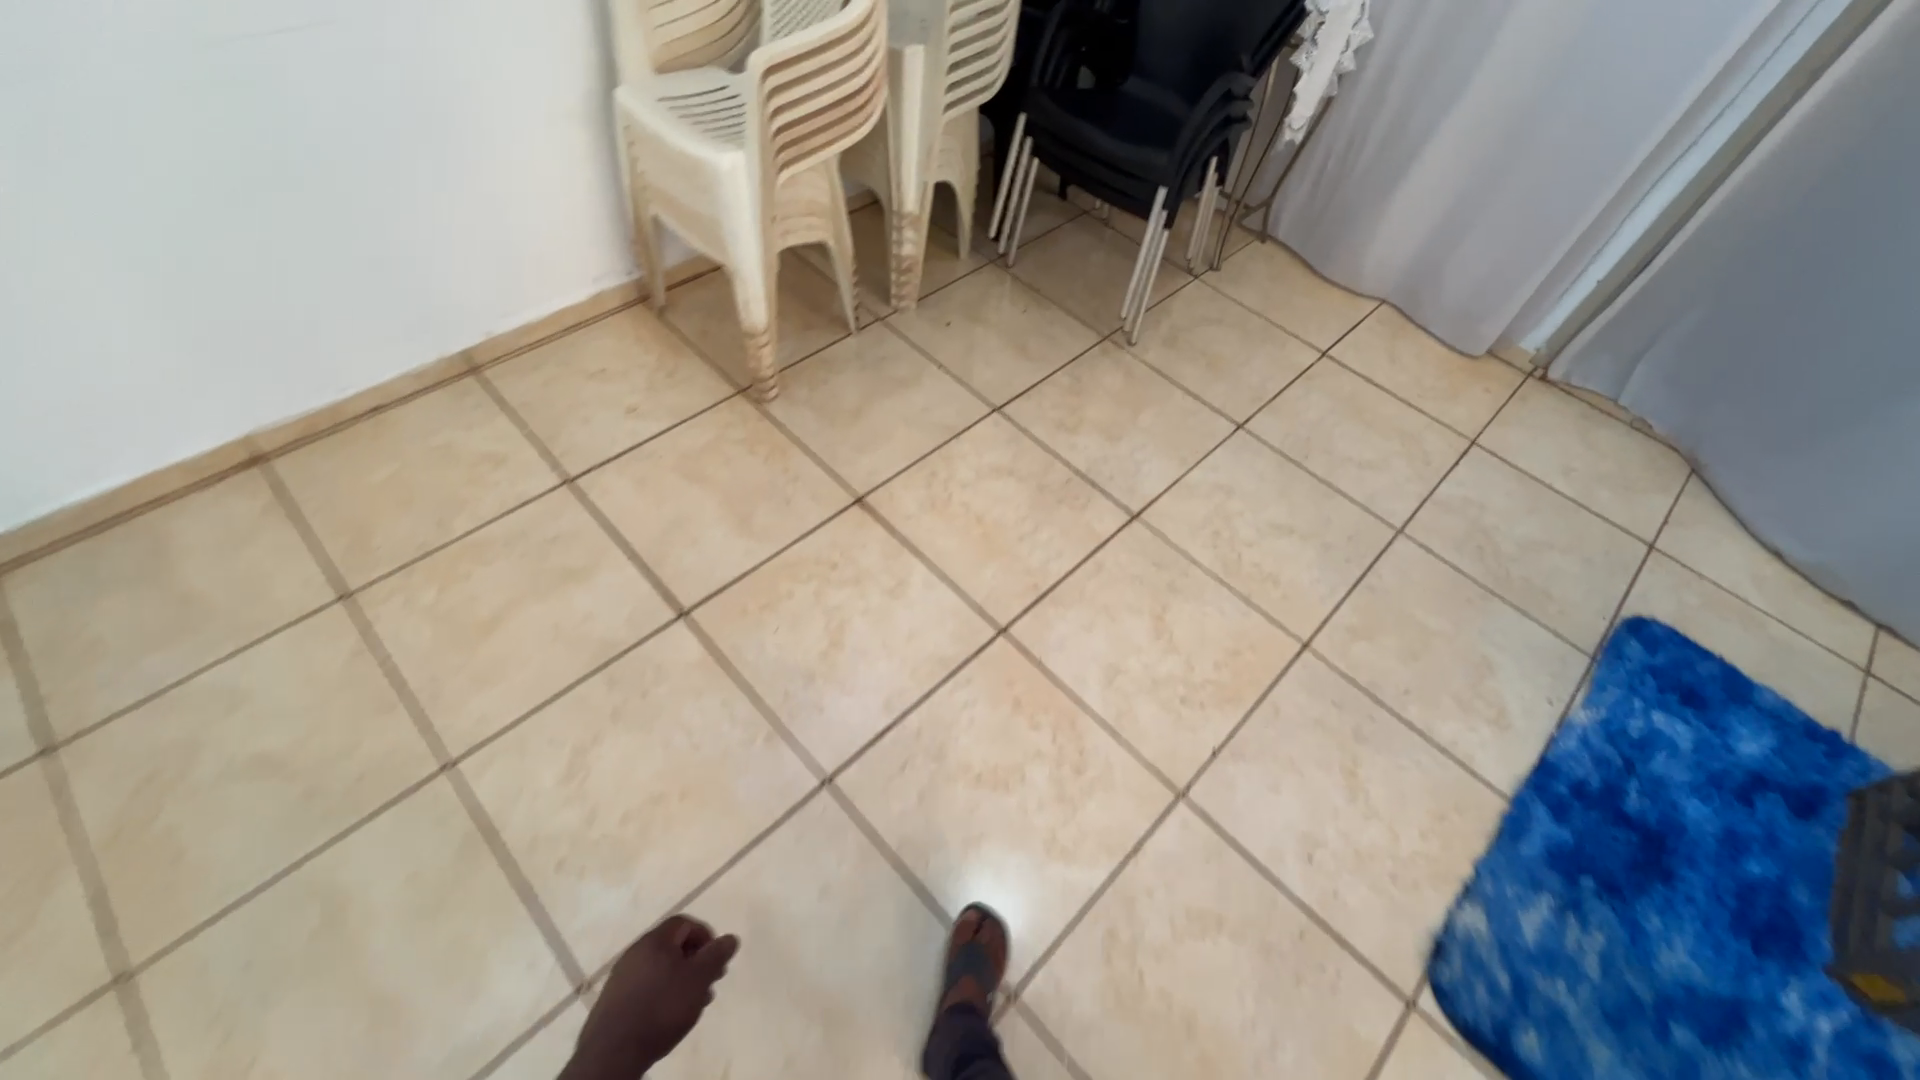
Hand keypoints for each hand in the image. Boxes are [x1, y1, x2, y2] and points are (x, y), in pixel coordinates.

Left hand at [562, 915, 739, 1079]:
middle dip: (695, 961)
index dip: (705, 935)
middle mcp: (635, 952)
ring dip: (681, 979)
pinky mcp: (613, 1001)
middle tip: (710, 981)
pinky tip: (670, 1015)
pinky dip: (662, 993)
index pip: (684, 923)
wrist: (614, 1052)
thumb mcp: (699, 979)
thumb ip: (716, 955)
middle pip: (672, 946)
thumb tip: (730, 938)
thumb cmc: (662, 1007)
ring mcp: (621, 977)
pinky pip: (645, 987)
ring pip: (659, 969)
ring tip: (694, 1001)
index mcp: (655, 941)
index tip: (717, 958)